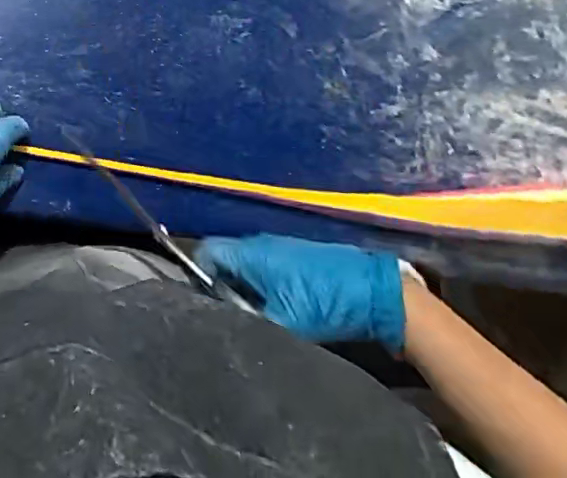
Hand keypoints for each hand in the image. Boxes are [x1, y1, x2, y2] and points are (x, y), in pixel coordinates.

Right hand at [197, 234, 407, 350]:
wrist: (371, 291)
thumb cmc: (324, 303)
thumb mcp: (281, 321)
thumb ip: (245, 318)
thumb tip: (219, 323)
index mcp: (252, 252)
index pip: (206, 253)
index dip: (196, 277)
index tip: (197, 304)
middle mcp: (260, 244)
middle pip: (223, 260)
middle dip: (217, 287)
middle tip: (219, 318)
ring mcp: (278, 249)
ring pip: (243, 266)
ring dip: (238, 289)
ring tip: (242, 319)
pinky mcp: (293, 258)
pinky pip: (261, 269)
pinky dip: (257, 287)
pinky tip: (266, 311)